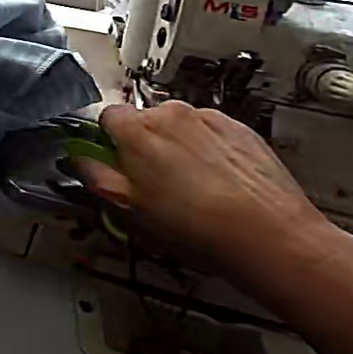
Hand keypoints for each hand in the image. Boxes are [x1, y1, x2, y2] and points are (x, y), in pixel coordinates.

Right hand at [73, 101, 340, 282]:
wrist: (274, 238)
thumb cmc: (199, 226)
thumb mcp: (128, 206)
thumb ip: (93, 174)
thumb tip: (78, 158)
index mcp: (136, 129)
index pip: (106, 117)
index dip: (108, 141)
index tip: (114, 163)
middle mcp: (171, 115)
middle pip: (143, 120)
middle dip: (143, 145)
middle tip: (153, 182)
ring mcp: (209, 119)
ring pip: (177, 126)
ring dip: (177, 147)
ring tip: (190, 186)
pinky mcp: (240, 130)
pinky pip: (210, 132)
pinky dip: (207, 150)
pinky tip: (216, 182)